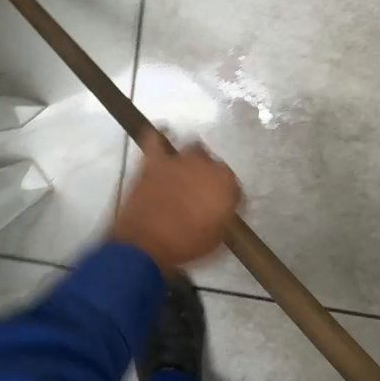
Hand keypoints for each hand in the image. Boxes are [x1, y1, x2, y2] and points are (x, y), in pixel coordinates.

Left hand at [112, 141, 241, 270]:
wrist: (146, 243)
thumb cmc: (185, 245)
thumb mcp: (215, 237)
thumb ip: (224, 216)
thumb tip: (224, 208)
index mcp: (226, 184)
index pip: (233, 184)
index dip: (227, 196)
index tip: (222, 207)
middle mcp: (206, 165)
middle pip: (213, 163)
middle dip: (209, 174)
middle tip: (201, 191)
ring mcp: (179, 160)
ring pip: (192, 147)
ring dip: (192, 157)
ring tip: (187, 168)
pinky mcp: (154, 160)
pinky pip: (155, 139)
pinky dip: (158, 136)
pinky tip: (161, 135)